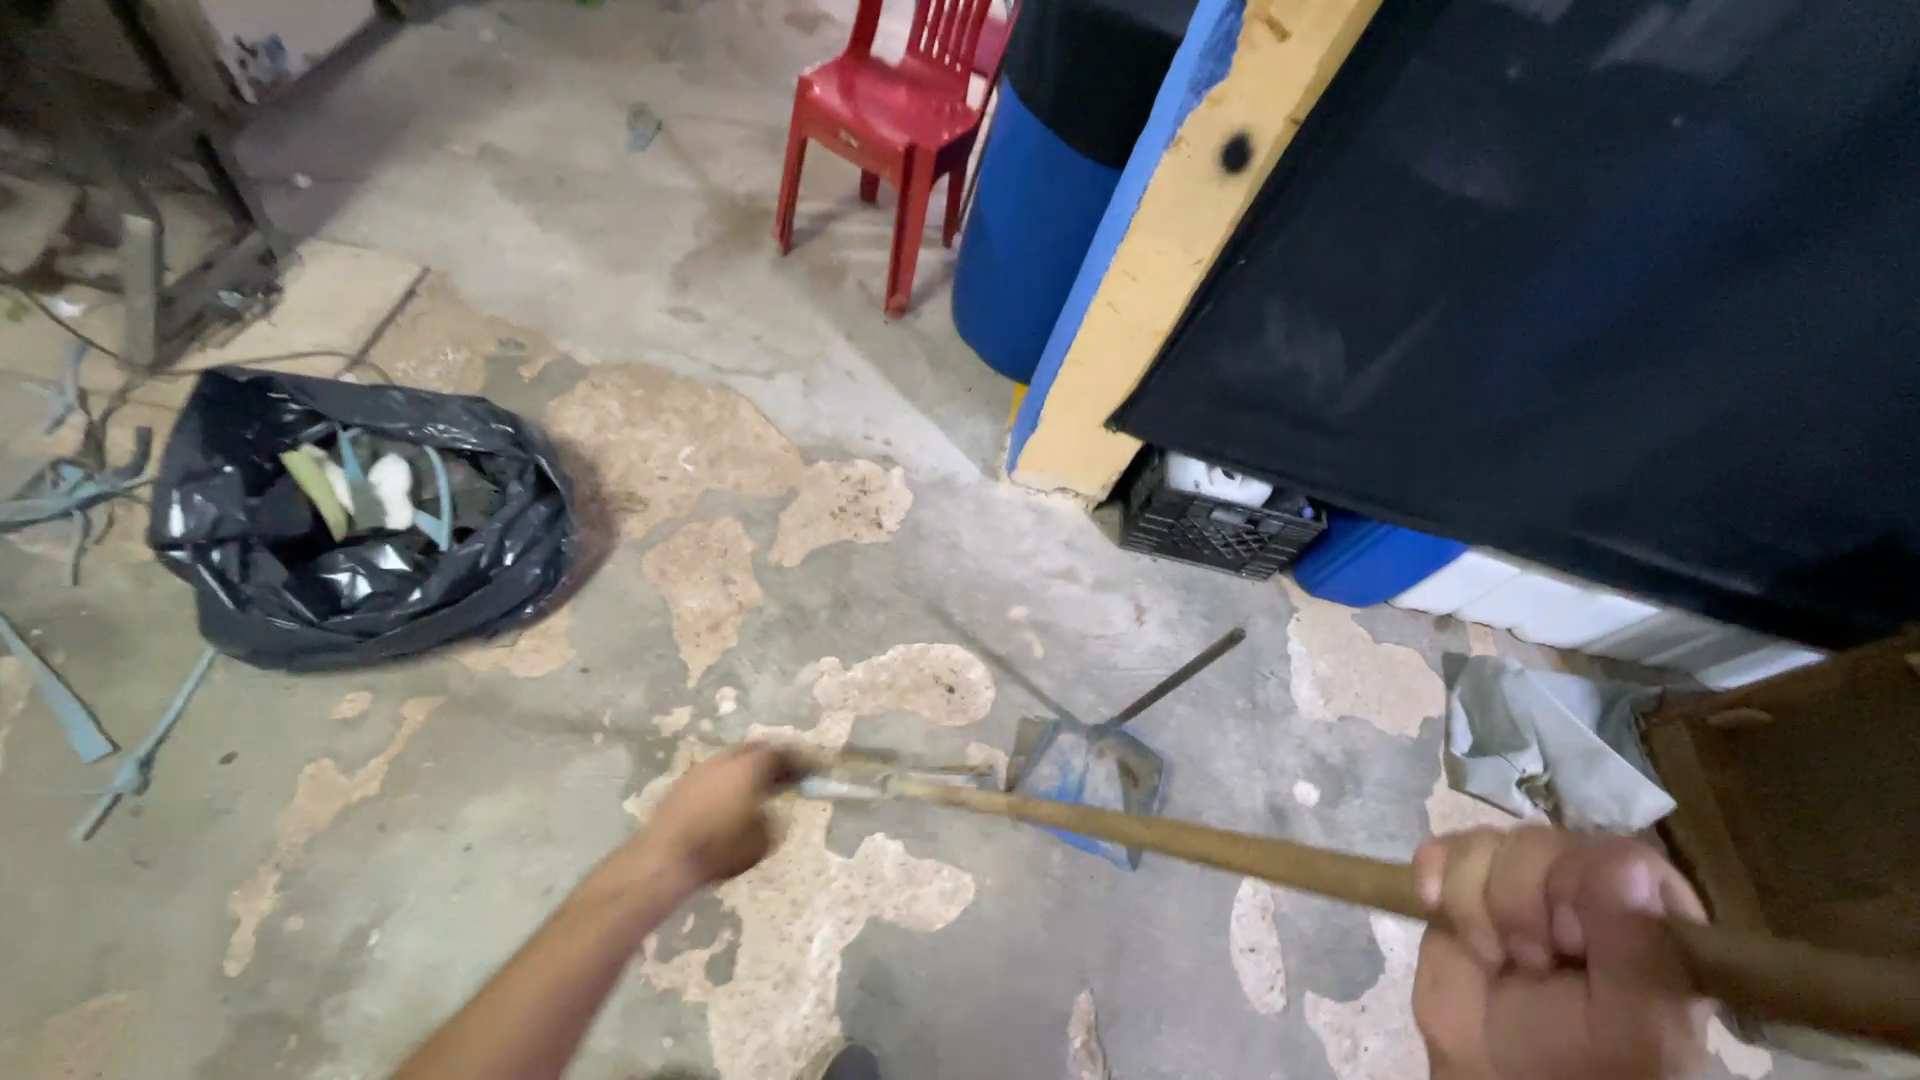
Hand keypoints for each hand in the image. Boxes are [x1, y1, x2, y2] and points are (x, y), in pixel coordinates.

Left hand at [622, 744, 802, 889]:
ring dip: (751, 769)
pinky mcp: (683, 783)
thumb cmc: (719, 849)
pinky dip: (731, 779)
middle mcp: (727, 759)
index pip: (785, 754)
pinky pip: (717, 772)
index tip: (817, 768)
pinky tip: (733, 798)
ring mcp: (702, 768)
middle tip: (790, 775)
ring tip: (762, 787)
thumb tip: (774, 813)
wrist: (663, 858)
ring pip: (735, 760)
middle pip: (759, 750)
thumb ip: (774, 820)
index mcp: (751, 766)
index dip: (804, 760)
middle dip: (776, 760)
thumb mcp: (762, 840)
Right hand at [1411, 827, 1710, 1079]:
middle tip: (1529, 962)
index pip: (1613, 854)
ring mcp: (1519, 879)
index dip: (1578, 889)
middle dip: (1517, 903)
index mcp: (1648, 913)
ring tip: (1492, 955)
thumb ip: (1639, 953)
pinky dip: (1434, 874)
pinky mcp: (1462, 882)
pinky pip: (1444, 847)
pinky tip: (1437, 908)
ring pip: (1487, 843)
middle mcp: (1585, 884)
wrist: (1500, 1078)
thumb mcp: (1635, 1030)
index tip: (1569, 945)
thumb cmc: (1585, 1064)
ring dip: (1474, 902)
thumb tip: (1619, 863)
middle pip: (1541, 842)